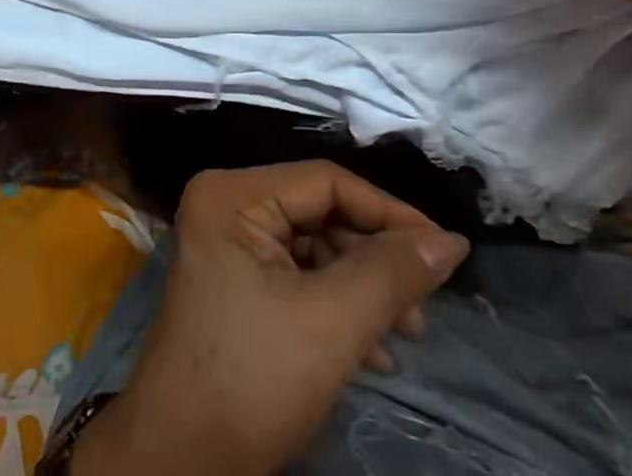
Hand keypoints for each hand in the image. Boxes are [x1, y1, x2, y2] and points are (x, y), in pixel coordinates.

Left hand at [70, 161, 469, 475]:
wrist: (180, 461)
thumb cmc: (251, 380)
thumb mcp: (333, 321)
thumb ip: (394, 272)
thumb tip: (451, 240)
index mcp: (232, 196)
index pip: (327, 182)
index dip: (390, 212)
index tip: (444, 249)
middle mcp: (226, 206)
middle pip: (322, 214)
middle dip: (377, 260)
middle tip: (423, 305)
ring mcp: (228, 245)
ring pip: (316, 248)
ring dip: (365, 288)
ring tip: (408, 332)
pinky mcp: (236, 282)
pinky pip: (299, 276)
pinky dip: (338, 305)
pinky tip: (375, 351)